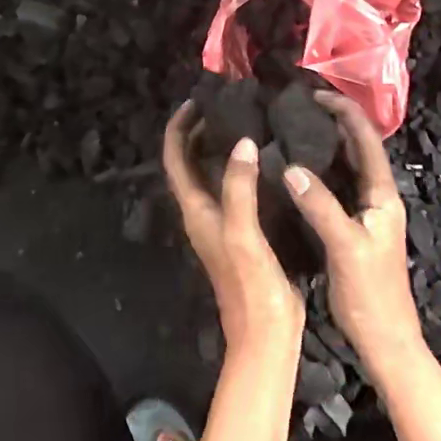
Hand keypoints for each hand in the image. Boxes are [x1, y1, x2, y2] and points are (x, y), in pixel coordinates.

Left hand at [163, 101, 303, 356]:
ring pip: (208, 176)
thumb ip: (238, 188)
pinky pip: (230, 190)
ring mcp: (219, 225)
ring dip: (215, 149)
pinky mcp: (240, 234)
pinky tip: (262, 165)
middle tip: (221, 108)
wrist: (266, 338)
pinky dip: (237, 170)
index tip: (195, 102)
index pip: (174, 159)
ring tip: (240, 125)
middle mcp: (201, 214)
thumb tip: (241, 143)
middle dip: (196, 133)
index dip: (178, 128)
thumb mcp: (243, 233)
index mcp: (195, 210)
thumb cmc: (251, 286)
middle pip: (188, 163)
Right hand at [281, 91, 423, 379]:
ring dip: (324, 141)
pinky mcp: (350, 225)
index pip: (366, 140)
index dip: (344, 112)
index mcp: (382, 196)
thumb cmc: (371, 294)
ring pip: (344, 163)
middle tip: (294, 105)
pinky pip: (333, 183)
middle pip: (357, 146)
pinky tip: (290, 166)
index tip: (312, 95)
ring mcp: (364, 211)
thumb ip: (321, 206)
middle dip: (332, 119)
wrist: (385, 340)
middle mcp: (376, 197)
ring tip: (289, 125)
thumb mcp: (346, 247)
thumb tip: (290, 167)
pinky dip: (315, 166)